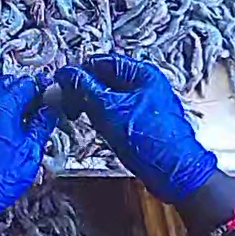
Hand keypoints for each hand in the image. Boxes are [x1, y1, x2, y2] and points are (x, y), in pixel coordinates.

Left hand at [0, 76, 57, 231]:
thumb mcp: (30, 151)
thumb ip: (41, 125)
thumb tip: (50, 110)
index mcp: (3, 104)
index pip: (26, 84)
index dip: (40, 89)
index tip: (49, 98)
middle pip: (5, 85)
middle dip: (21, 93)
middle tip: (35, 109)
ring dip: (3, 102)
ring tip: (17, 120)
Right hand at [57, 54, 215, 204]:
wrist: (174, 174)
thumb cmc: (148, 139)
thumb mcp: (108, 109)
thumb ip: (84, 88)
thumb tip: (65, 74)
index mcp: (142, 73)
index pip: (100, 61)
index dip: (78, 72)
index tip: (60, 85)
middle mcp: (145, 85)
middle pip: (104, 78)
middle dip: (82, 90)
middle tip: (66, 103)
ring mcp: (144, 104)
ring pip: (107, 96)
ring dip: (89, 104)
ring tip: (77, 116)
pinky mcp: (141, 122)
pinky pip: (115, 111)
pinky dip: (101, 116)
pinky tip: (95, 126)